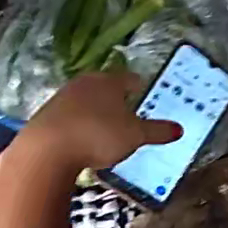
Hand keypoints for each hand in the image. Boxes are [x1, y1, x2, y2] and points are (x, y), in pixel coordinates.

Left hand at [9, 72, 180, 172]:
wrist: (47, 149)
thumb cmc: (100, 134)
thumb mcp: (137, 135)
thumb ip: (158, 131)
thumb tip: (179, 128)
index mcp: (108, 81)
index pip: (129, 79)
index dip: (140, 87)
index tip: (147, 95)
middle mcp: (85, 83)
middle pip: (107, 88)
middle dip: (120, 100)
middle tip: (133, 114)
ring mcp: (63, 97)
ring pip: (89, 101)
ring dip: (101, 112)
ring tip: (112, 129)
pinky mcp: (48, 114)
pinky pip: (74, 115)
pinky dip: (84, 123)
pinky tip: (90, 138)